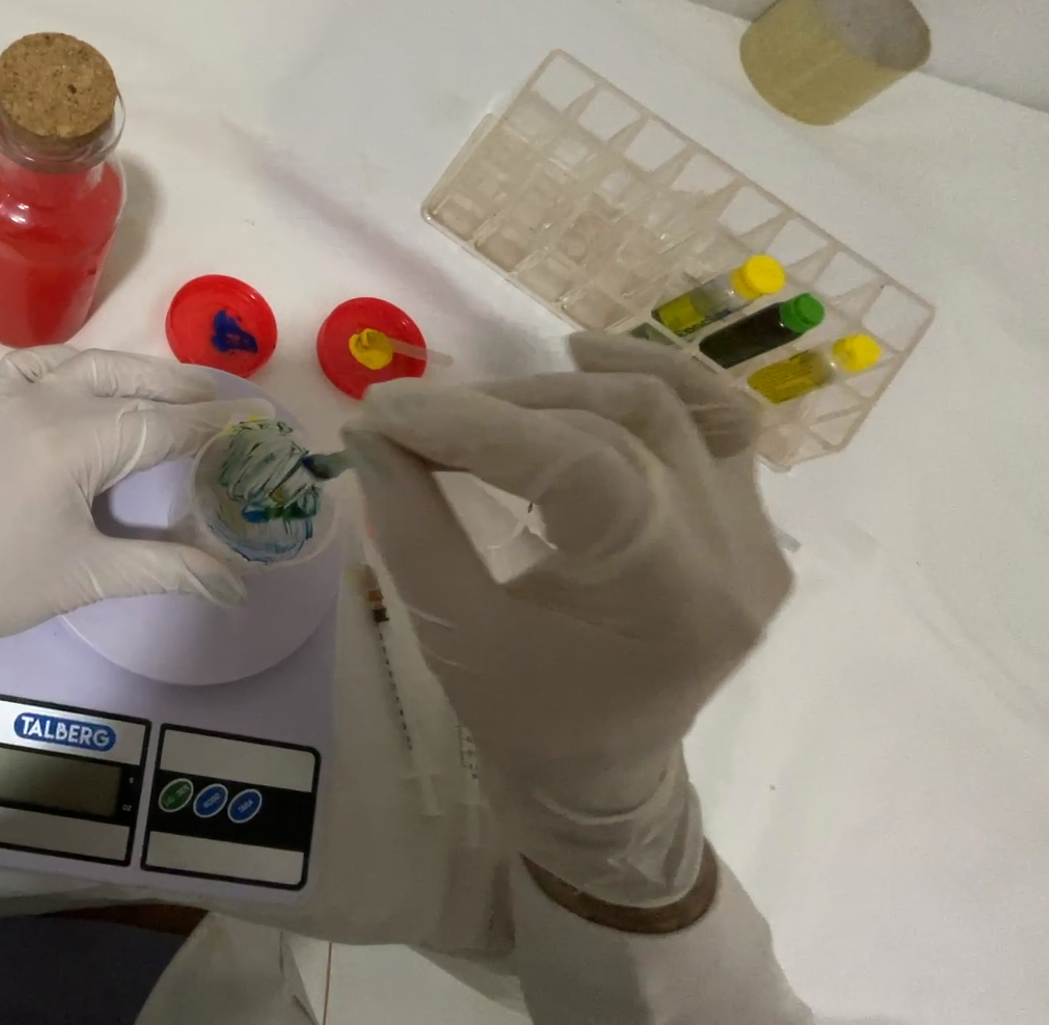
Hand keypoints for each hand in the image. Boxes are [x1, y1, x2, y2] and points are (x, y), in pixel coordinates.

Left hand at [0, 347, 268, 711]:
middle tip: (227, 409)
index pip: (162, 425)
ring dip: (141, 373)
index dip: (214, 426)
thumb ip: (171, 569)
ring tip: (179, 393)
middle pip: (134, 382)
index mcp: (72, 444)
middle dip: (185, 392)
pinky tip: (95, 380)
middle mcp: (45, 404)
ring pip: (93, 363)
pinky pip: (42, 363)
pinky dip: (77, 364)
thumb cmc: (2, 585)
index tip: (256, 423)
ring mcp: (13, 399)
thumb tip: (236, 585)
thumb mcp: (93, 577)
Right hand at [343, 334, 792, 906]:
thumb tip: (370, 431)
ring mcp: (755, 531)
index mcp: (665, 600)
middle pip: (617, 422)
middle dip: (496, 407)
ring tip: (470, 408)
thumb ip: (409, 522)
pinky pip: (710, 419)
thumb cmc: (517, 714)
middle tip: (407, 418)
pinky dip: (643, 376)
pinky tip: (580, 357)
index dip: (470, 423)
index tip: (382, 410)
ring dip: (551, 391)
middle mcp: (735, 554)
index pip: (576, 466)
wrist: (598, 769)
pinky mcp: (745, 517)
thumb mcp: (448, 628)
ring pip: (661, 405)